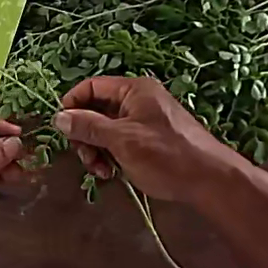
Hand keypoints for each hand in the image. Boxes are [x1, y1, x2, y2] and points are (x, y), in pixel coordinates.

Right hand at [53, 76, 247, 201]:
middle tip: (86, 158)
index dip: (72, 106)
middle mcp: (138, 101)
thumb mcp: (121, 139)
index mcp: (134, 90)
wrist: (209, 180)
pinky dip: (111, 156)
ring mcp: (144, 121)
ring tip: (102, 171)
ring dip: (96, 150)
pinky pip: (119, 142)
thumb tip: (58, 117)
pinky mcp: (148, 140)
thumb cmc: (166, 155)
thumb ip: (87, 126)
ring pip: (105, 130)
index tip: (63, 130)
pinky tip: (113, 174)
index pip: (90, 87)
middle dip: (85, 135)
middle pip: (95, 110)